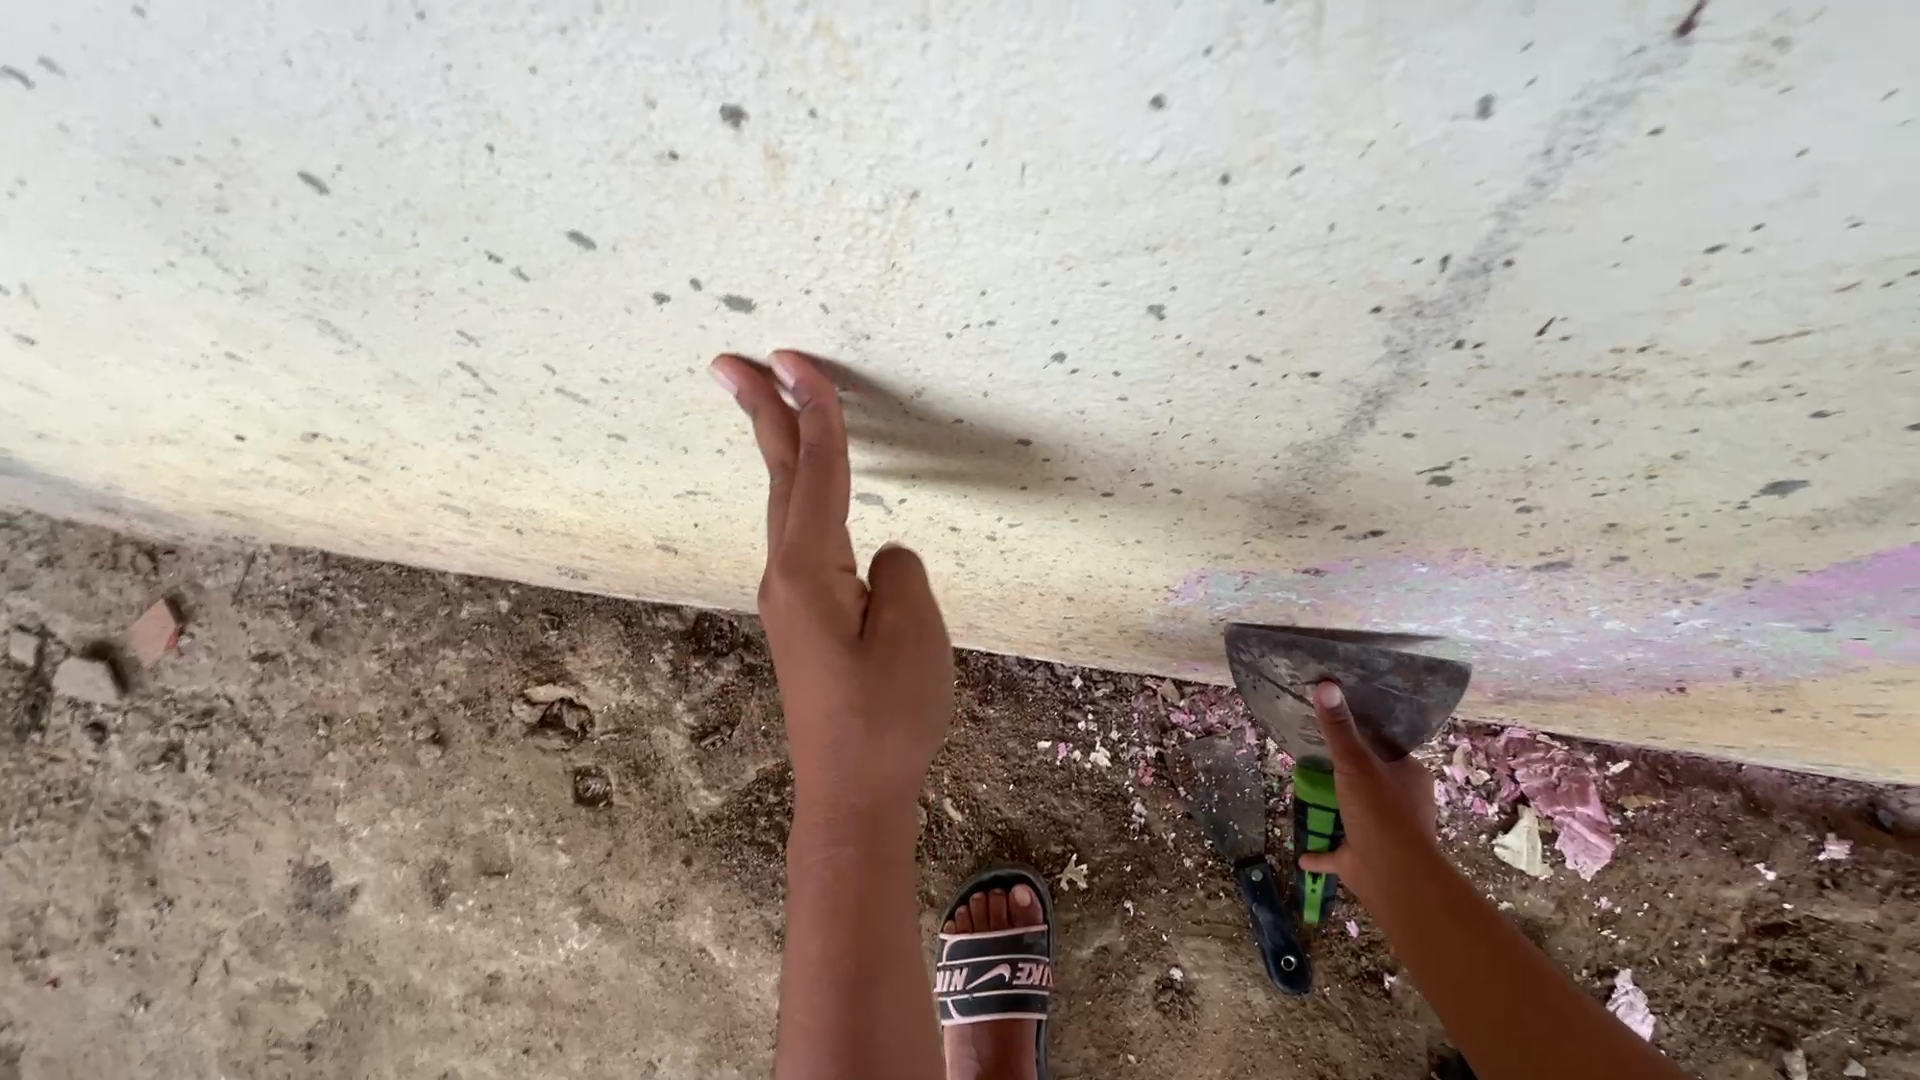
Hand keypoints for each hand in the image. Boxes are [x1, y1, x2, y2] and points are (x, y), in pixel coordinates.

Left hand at [710, 350, 953, 816]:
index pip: (817, 474)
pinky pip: (803, 537)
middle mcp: (786, 577)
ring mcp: (790, 600)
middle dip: (764, 415)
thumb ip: (899, 571)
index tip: (797, 361)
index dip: (815, 413)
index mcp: (809, 572)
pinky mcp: (803, 619)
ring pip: (788, 507)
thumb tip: (879, 559)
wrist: (851, 792)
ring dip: (784, 451)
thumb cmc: (886, 718)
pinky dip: (804, 495)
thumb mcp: (914, 634)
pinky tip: (810, 494)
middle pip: (782, 479)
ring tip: (774, 406)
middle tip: (734, 362)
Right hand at [1297, 682, 1439, 903]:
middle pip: (1373, 781)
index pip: (1389, 751)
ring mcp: (1383, 834)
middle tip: (1316, 757)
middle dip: (1349, 774)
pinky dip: (1321, 853)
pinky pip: (1338, 852)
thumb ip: (1338, 728)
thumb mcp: (1355, 763)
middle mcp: (1402, 804)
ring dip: (1336, 810)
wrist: (1392, 875)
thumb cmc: (1381, 811)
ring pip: (1358, 816)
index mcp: (1409, 777)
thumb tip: (1325, 685)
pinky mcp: (1363, 860)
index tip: (1342, 727)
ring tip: (1309, 796)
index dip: (1367, 739)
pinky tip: (1302, 855)